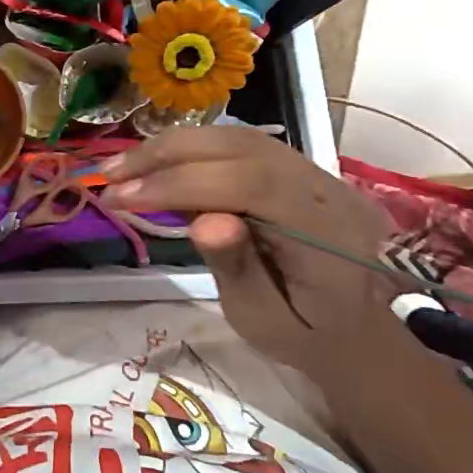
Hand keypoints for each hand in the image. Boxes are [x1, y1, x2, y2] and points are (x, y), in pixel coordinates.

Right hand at [103, 127, 402, 374]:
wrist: (361, 328)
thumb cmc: (308, 335)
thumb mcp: (267, 322)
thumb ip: (239, 269)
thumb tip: (203, 221)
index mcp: (326, 230)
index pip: (249, 183)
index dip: (182, 183)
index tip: (124, 197)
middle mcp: (325, 187)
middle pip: (241, 146)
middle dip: (168, 155)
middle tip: (110, 175)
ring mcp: (316, 172)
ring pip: (240, 137)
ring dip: (176, 147)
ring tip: (126, 167)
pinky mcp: (299, 168)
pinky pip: (244, 145)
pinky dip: (196, 149)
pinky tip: (163, 164)